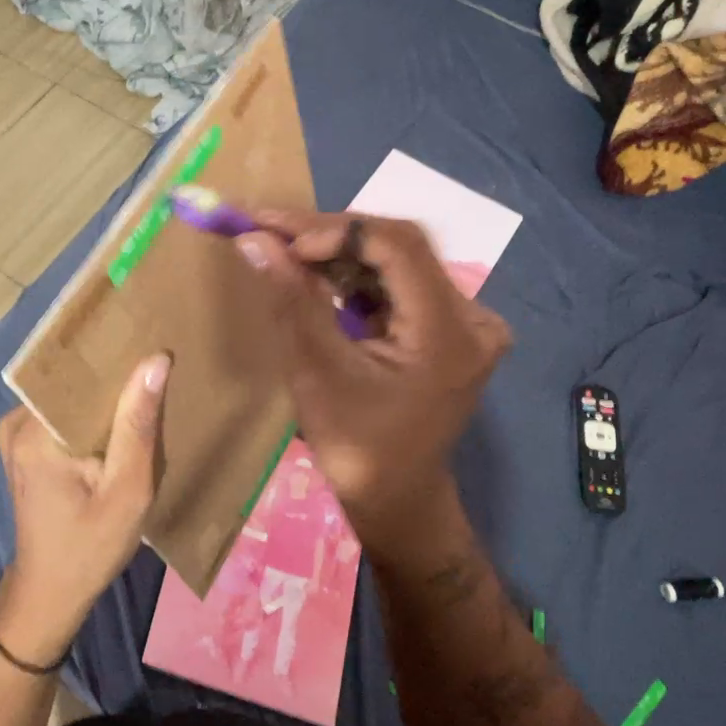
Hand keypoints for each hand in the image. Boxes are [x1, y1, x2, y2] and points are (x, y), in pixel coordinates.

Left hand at [0, 353, 168, 666]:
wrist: (51, 592)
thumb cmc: (90, 549)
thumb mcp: (127, 493)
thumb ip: (138, 426)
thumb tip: (155, 360)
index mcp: (34, 433)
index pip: (78, 374)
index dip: (116, 358)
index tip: (152, 343)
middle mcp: (17, 424)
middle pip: (73, 383)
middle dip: (114, 378)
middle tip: (158, 368)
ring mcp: (16, 434)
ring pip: (71, 397)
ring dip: (106, 398)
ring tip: (146, 390)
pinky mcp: (25, 446)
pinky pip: (64, 414)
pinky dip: (93, 416)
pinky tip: (123, 420)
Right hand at [234, 213, 510, 545]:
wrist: (397, 498)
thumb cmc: (356, 447)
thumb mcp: (317, 371)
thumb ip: (292, 299)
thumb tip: (253, 239)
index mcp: (449, 331)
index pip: (398, 247)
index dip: (334, 230)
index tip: (275, 234)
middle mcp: (472, 316)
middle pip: (398, 247)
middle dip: (329, 234)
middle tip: (268, 227)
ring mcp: (465, 321)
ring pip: (396, 259)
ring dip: (337, 250)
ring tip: (282, 246)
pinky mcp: (448, 326)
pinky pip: (398, 282)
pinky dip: (354, 274)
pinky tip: (314, 272)